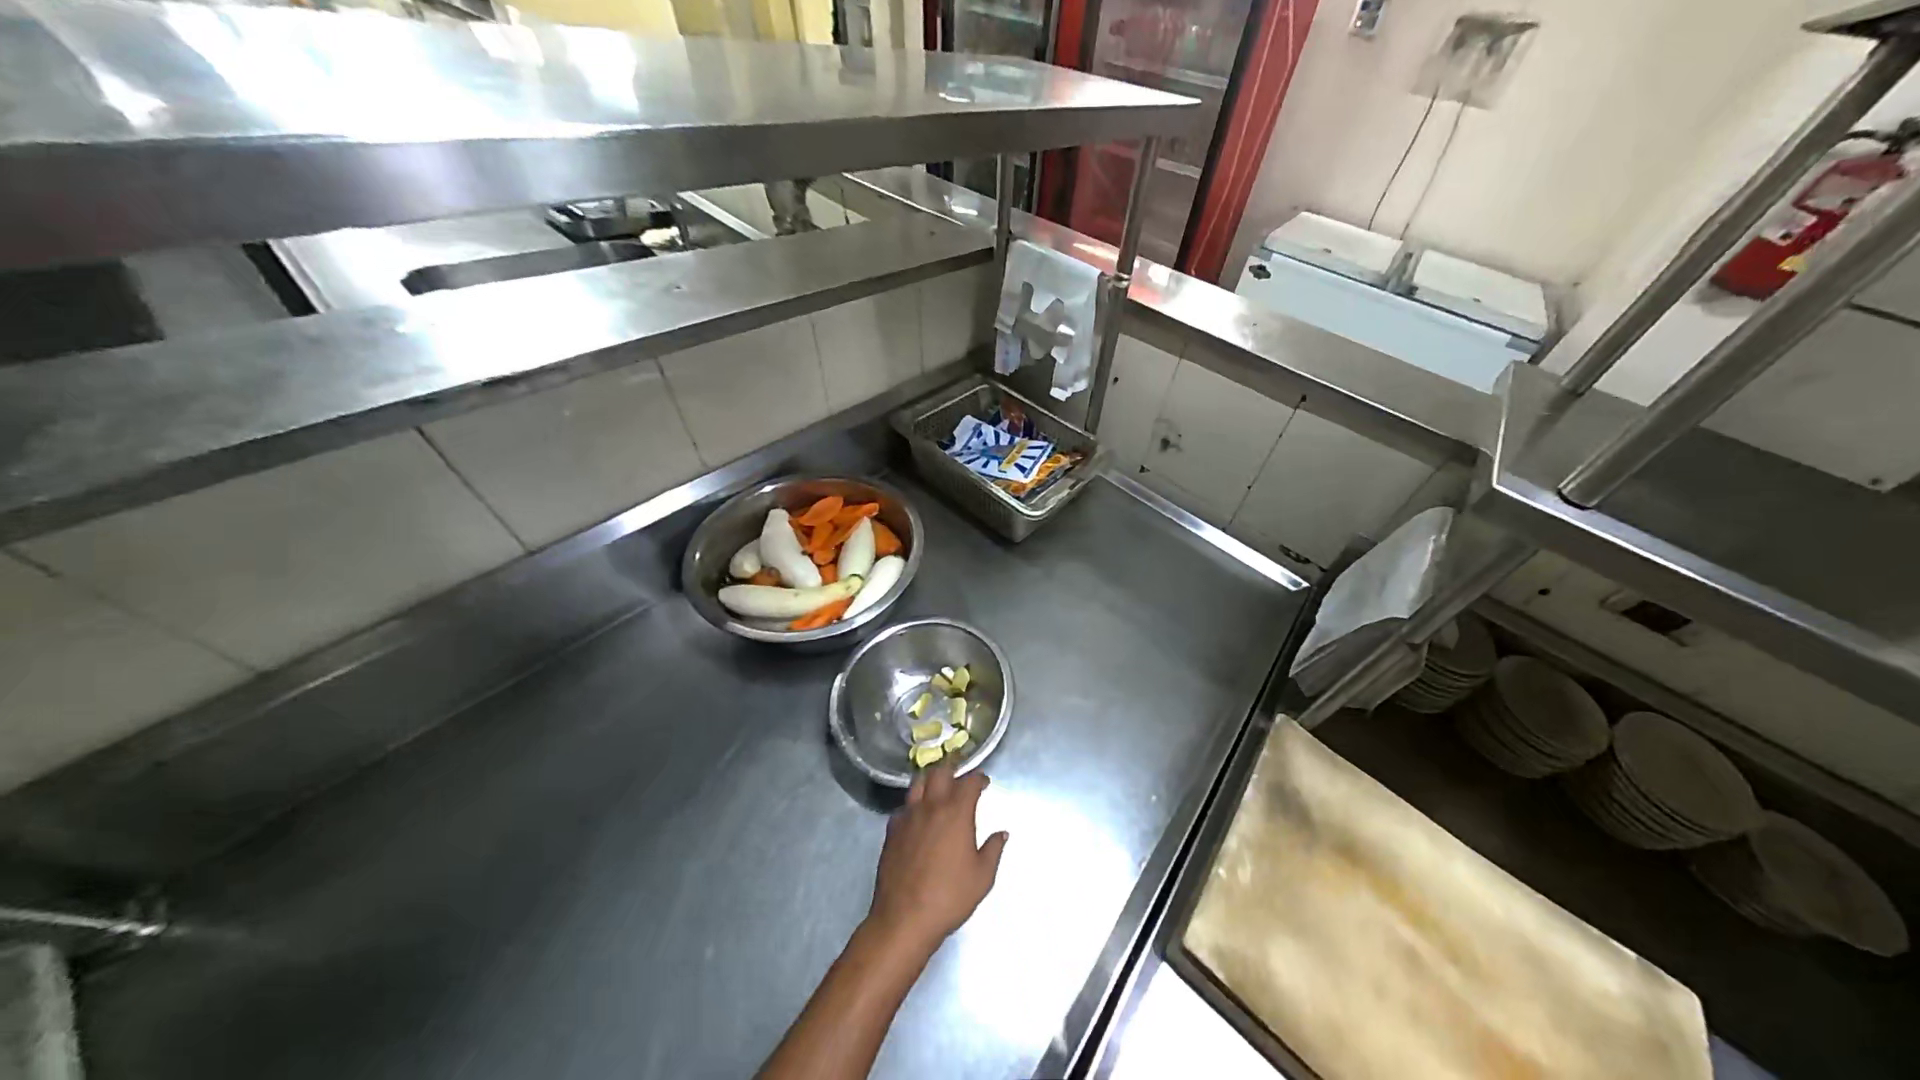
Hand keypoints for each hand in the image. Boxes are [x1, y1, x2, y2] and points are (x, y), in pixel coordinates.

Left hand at [864, 763, 1008, 958]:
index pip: (969, 782)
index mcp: (956, 813)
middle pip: (939, 772)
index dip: (979, 778)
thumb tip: (1002, 833)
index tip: (984, 782)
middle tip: (960, 773)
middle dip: (952, 767)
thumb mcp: (982, 877)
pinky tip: (918, 815)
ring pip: (917, 783)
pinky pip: (904, 806)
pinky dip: (914, 803)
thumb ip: (993, 850)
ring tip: (938, 785)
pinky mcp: (892, 830)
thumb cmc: (950, 896)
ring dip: (930, 779)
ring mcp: (908, 816)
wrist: (905, 917)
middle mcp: (930, 806)